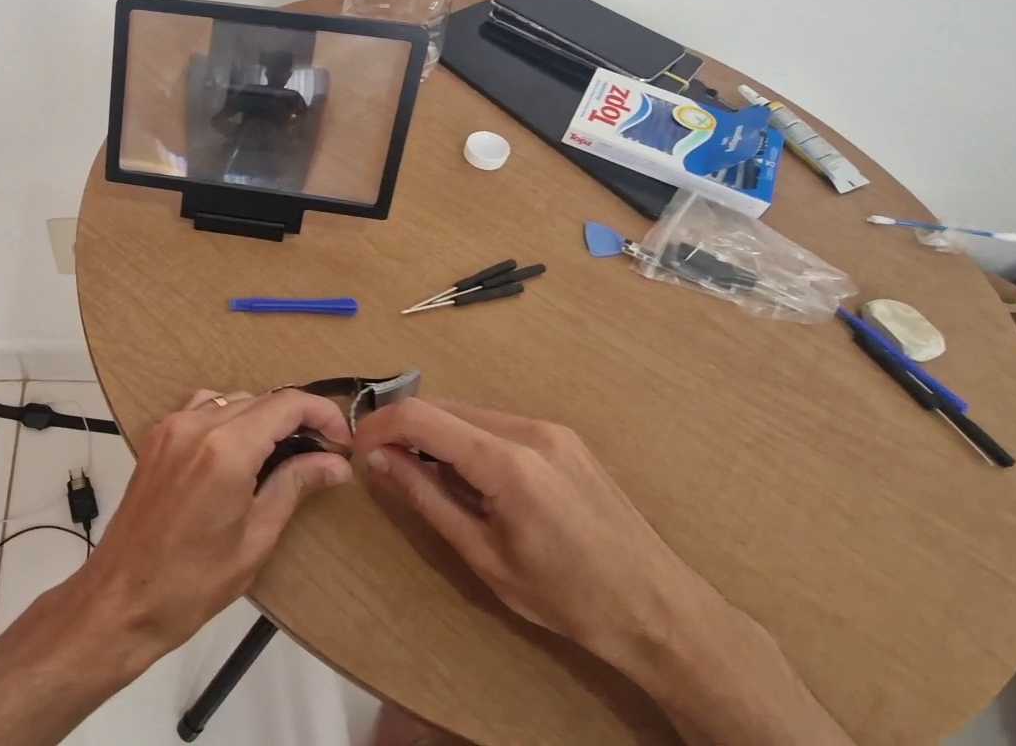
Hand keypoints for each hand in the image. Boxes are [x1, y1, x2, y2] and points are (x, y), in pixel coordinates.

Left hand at [73, 388, 352, 654]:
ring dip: (264, 416)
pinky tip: (241, 449)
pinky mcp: (156, 439)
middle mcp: (195, 426)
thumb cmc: (193, 582)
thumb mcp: (256, 537)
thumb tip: (336, 464)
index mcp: (226, 450)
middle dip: (298, 418)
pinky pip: (202, 409)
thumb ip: (295, 487)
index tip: (343, 441)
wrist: (122, 597)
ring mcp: (170, 428)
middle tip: (323, 453)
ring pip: (232, 399)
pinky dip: (230, 417)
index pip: (287, 404)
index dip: (323, 414)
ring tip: (286, 451)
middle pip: (261, 398)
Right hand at [352, 398, 716, 674]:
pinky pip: (498, 424)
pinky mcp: (565, 438)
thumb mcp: (482, 555)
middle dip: (405, 431)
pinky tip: (474, 481)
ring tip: (432, 483)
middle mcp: (529, 429)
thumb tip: (378, 460)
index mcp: (507, 462)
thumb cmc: (565, 596)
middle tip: (385, 468)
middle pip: (444, 407)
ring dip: (438, 436)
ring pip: (470, 413)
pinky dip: (470, 441)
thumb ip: (425, 498)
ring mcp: (552, 429)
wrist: (657, 608)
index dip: (379, 426)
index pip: (421, 417)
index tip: (358, 450)